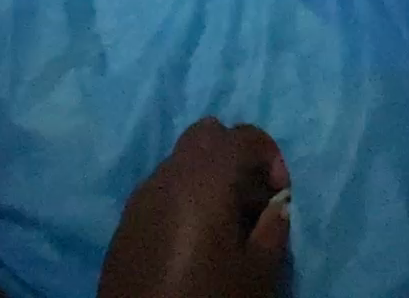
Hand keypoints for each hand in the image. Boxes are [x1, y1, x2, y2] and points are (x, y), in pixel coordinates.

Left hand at [98, 117, 291, 297]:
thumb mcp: (257, 274)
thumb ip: (273, 228)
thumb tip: (278, 204)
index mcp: (205, 178)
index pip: (244, 135)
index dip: (271, 155)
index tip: (281, 194)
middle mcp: (170, 173)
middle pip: (208, 134)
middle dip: (235, 154)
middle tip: (252, 198)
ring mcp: (143, 193)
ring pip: (182, 159)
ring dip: (208, 175)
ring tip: (225, 221)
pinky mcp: (127, 218)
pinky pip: (162, 187)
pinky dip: (184, 195)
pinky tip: (193, 237)